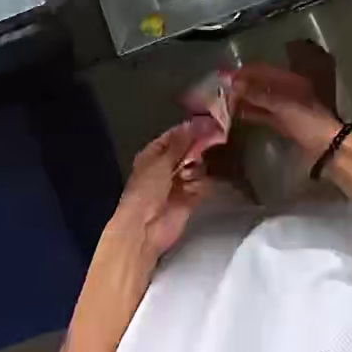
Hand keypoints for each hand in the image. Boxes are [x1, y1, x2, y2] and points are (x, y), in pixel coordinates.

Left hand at [112, 124, 211, 258]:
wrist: (145, 228)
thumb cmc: (146, 190)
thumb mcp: (161, 161)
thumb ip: (180, 142)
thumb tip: (194, 123)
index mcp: (154, 154)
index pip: (175, 136)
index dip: (190, 130)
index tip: (207, 123)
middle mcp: (167, 166)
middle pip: (189, 150)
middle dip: (196, 149)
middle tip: (205, 145)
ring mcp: (179, 182)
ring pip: (198, 166)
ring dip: (195, 168)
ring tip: (187, 175)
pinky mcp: (190, 197)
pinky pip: (202, 183)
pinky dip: (200, 184)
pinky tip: (192, 188)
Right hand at [229, 64, 346, 166]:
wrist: (326, 147)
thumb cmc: (307, 120)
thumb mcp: (282, 105)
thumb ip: (258, 94)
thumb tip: (235, 84)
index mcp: (290, 80)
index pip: (263, 70)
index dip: (245, 72)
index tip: (225, 77)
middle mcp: (286, 90)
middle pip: (260, 84)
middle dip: (242, 86)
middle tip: (220, 91)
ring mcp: (284, 106)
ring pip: (260, 99)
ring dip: (244, 100)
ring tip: (224, 103)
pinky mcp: (282, 122)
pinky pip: (263, 113)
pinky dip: (251, 112)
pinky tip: (236, 114)